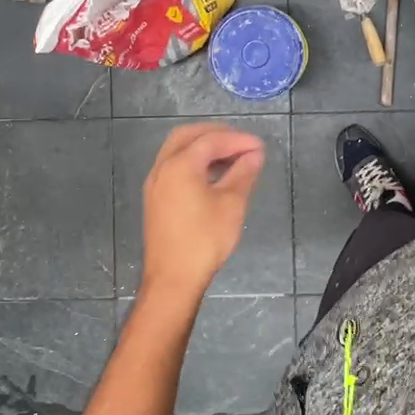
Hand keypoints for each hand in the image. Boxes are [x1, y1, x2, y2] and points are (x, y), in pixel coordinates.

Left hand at [140, 122, 265, 298]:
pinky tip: (213, 175)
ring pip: (178, 151)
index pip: (211, 140)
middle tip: (242, 143)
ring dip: (204, 147)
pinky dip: (193, 162)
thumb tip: (255, 154)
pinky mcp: (155, 199)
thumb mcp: (232, 204)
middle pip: (188, 136)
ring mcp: (155, 184)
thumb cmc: (205, 239)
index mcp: (179, 165)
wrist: (173, 278)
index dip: (238, 140)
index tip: (260, 146)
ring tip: (231, 158)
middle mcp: (162, 168)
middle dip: (216, 135)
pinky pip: (173, 167)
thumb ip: (243, 173)